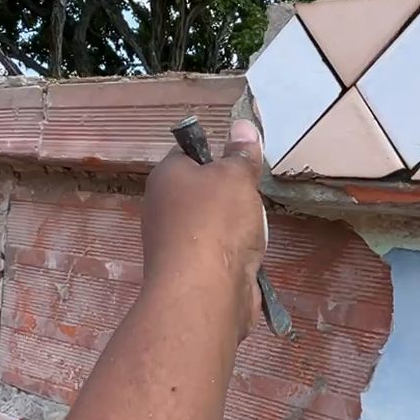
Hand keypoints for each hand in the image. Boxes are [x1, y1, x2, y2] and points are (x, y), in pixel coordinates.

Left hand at [140, 119, 266, 337]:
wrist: (205, 292)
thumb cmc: (216, 222)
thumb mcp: (236, 177)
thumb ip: (241, 155)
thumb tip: (242, 126)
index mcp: (167, 177)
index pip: (190, 153)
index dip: (218, 154)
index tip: (243, 163)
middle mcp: (164, 208)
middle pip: (205, 192)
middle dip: (233, 198)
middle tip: (252, 200)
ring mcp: (176, 244)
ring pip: (214, 226)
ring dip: (237, 231)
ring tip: (254, 234)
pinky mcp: (191, 273)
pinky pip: (219, 256)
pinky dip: (235, 257)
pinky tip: (249, 260)